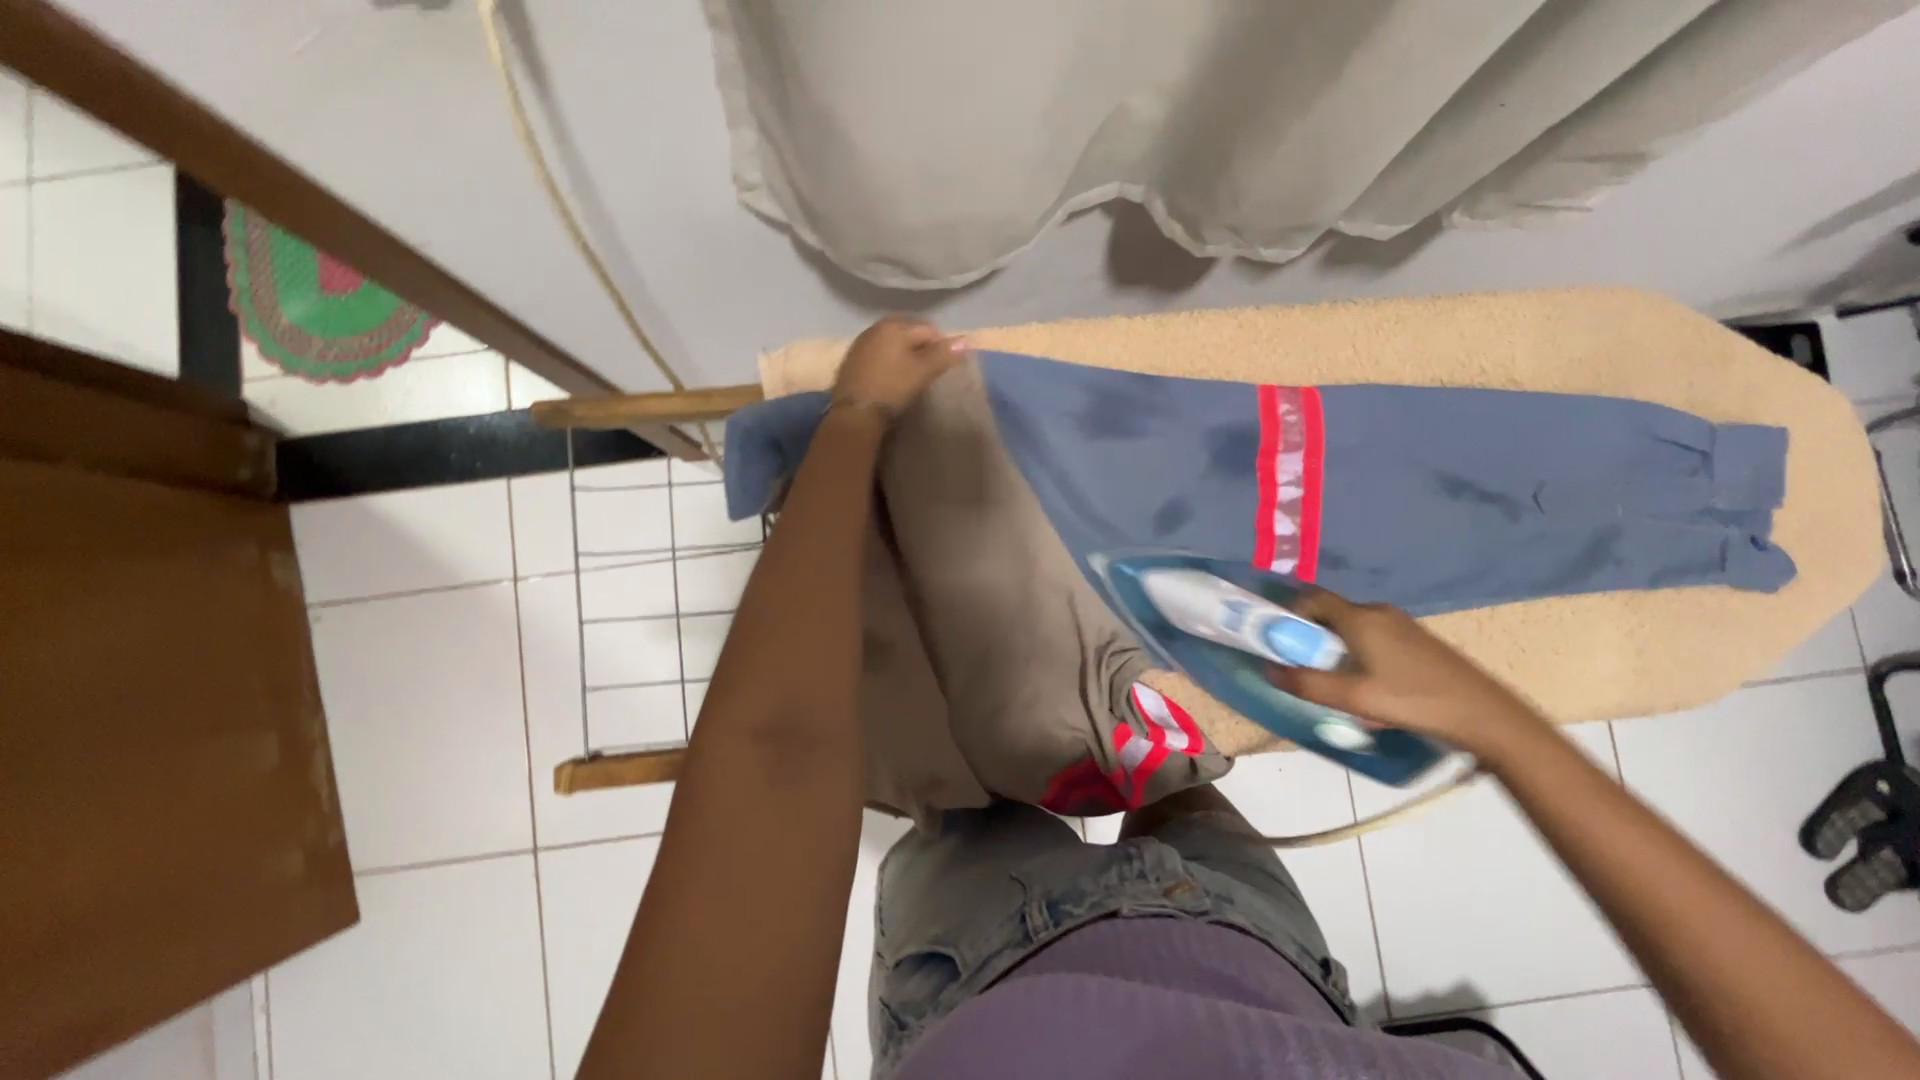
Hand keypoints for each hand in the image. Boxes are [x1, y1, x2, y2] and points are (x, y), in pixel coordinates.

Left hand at [832, 315, 970, 416]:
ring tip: (911, 372)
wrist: (855, 412)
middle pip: (908, 332)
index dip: (941, 345)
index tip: (944, 366)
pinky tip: (891, 375)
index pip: (928, 329)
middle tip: (929, 368)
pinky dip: (888, 359)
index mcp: (895, 326)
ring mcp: (861, 342)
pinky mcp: (852, 358)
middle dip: (921, 346)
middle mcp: (876, 327)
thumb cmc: (893, 387)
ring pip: (892, 341)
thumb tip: (966, 340)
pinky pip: (878, 352)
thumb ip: (943, 354)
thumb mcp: (922, 372)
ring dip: (904, 352)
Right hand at [1269, 588, 1543, 754]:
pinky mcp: (1416, 641)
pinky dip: (1356, 654)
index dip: (1288, 612)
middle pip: (1331, 614)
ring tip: (1330, 681)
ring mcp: (1401, 625)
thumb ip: (1306, 683)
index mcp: (1360, 618)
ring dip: (1333, 648)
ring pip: (1352, 628)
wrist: (1483, 715)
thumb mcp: (1352, 698)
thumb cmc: (1412, 700)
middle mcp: (1379, 612)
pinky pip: (1372, 638)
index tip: (1275, 638)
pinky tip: (1364, 686)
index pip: (1312, 598)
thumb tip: (1269, 670)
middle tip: (1299, 666)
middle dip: (1309, 636)